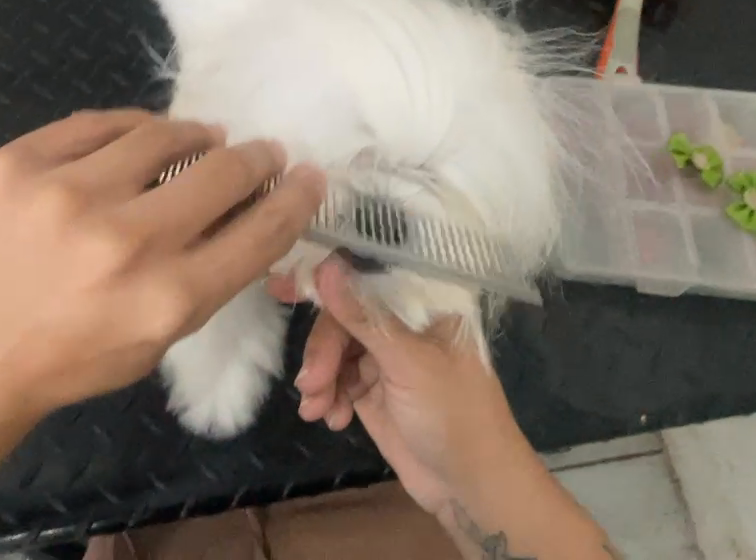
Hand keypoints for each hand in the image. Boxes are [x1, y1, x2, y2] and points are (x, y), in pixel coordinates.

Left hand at [0, 110, 325, 423]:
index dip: (295, 197)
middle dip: (254, 157)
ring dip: (193, 134)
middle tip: (259, 151)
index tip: (306, 175)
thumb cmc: (75, 356)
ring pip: (159, 133)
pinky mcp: (17, 164)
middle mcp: (122, 241)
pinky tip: (139, 137)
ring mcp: (63, 194)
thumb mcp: (159, 337)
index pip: (259, 230)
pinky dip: (128, 129)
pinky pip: (96, 123)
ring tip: (200, 137)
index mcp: (166, 298)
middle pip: (220, 173)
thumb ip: (210, 273)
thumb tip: (250, 203)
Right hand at [269, 257, 535, 513]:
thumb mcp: (407, 362)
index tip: (281, 285)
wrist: (474, 489)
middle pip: (342, 316)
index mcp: (421, 304)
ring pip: (334, 349)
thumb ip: (362, 315)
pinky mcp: (372, 390)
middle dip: (322, 349)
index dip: (324, 278)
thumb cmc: (455, 414)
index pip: (365, 276)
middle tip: (311, 382)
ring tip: (318, 408)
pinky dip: (327, 396)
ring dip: (320, 377)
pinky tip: (330, 418)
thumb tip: (324, 266)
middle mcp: (402, 324)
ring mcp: (386, 357)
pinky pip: (336, 379)